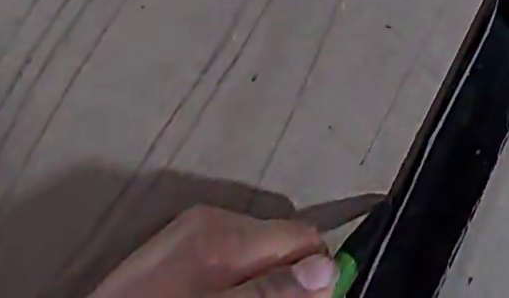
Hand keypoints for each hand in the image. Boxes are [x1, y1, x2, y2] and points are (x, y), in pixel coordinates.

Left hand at [89, 206, 336, 297]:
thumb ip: (271, 292)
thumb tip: (329, 269)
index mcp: (227, 233)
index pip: (302, 235)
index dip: (314, 275)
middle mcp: (216, 218)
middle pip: (281, 243)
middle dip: (285, 282)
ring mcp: (194, 228)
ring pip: (256, 251)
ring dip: (260, 284)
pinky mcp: (179, 242)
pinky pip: (228, 255)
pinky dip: (234, 281)